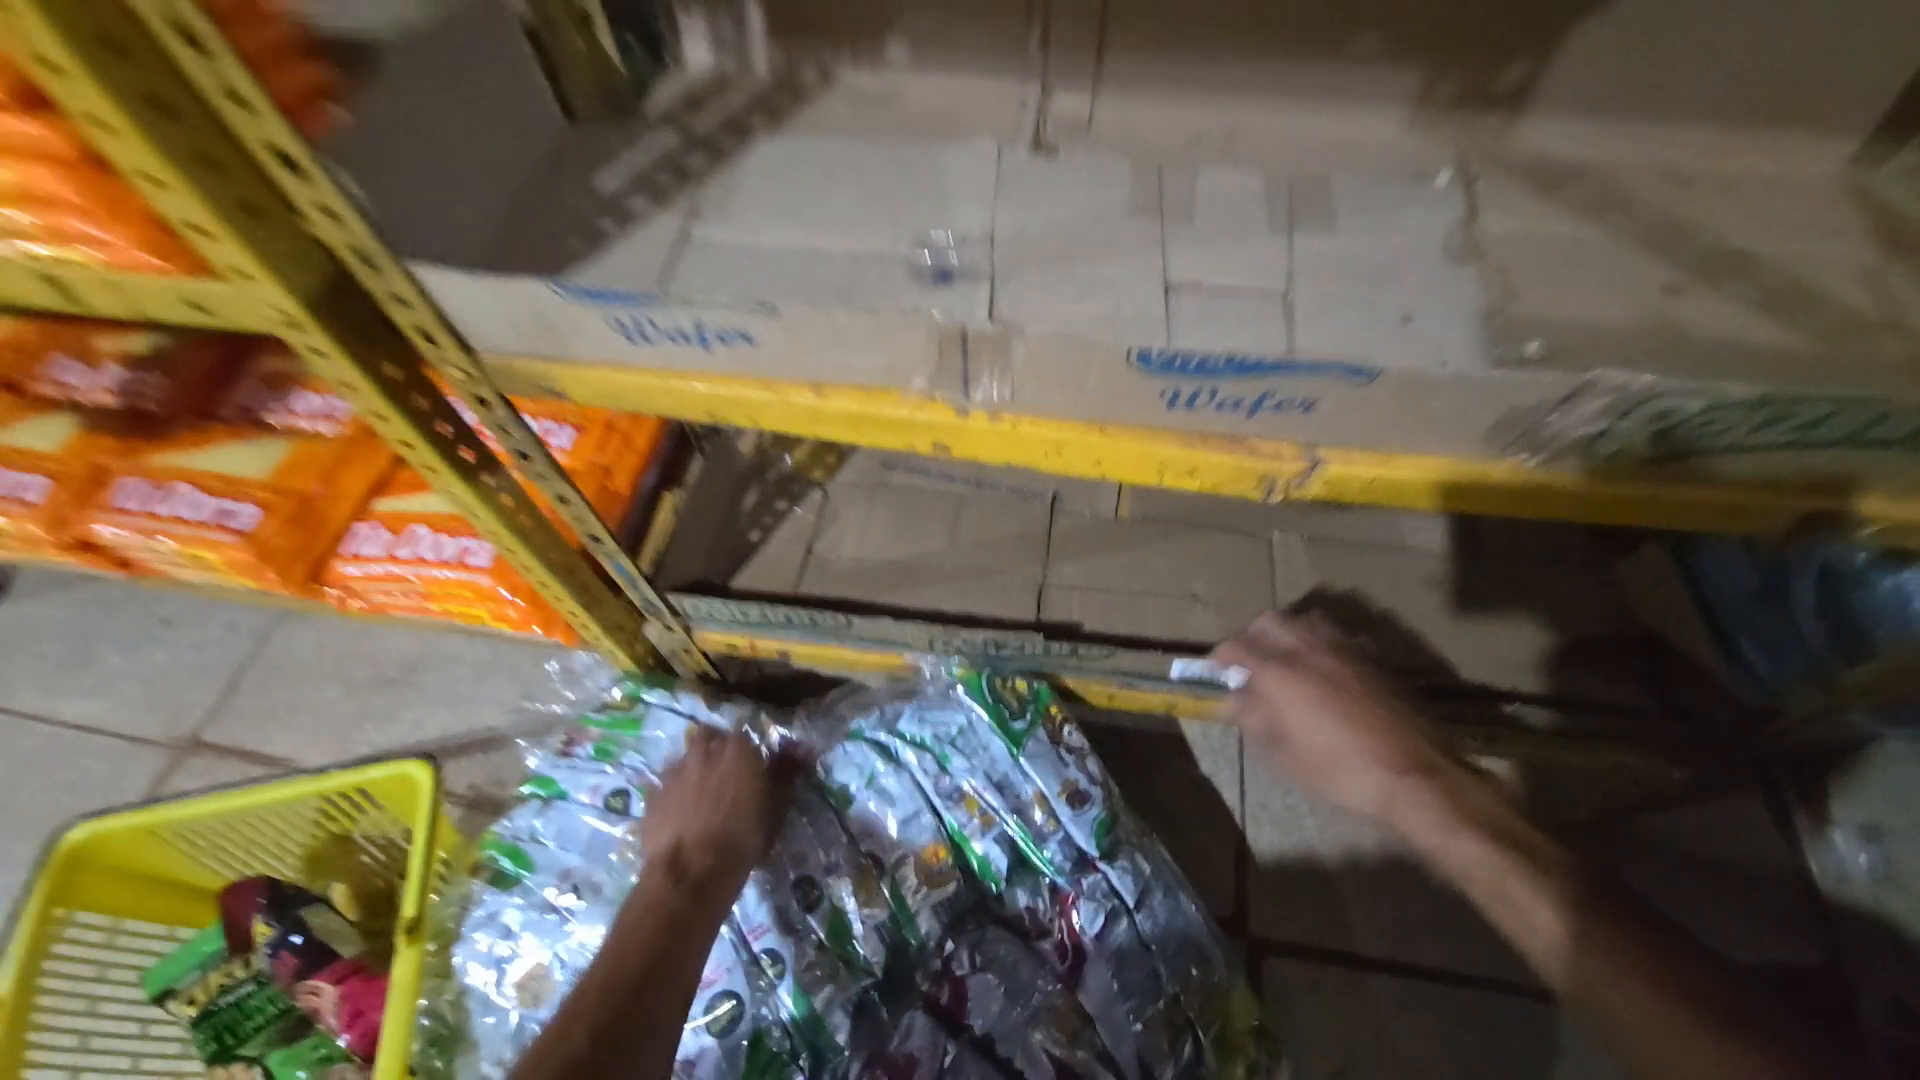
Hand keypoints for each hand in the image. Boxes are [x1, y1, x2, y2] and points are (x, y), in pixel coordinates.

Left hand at [640, 726, 793, 897]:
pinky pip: (664, 785)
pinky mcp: (651, 795)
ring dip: (693, 769)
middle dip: (716, 749)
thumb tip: (802, 749)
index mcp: (738, 749)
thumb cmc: (743, 837)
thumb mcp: (776, 807)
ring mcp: (673, 771)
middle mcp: (703, 751)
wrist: (690, 872)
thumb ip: (786, 773)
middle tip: (726, 775)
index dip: (748, 749)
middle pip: (709, 737)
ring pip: (685, 759)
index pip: (744, 733)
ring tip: (701, 796)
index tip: (752, 766)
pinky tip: (680, 814)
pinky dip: (673, 793)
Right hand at [1212, 611, 1474, 827]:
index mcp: (1279, 672)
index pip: (1235, 645)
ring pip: (1303, 620)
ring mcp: (1343, 649)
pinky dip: (1317, 643)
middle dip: (1251, 636)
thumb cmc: (1338, 769)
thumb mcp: (1282, 754)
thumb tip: (1233, 700)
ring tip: (1284, 658)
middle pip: (1268, 621)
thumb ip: (1253, 718)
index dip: (1219, 656)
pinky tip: (1322, 669)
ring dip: (1286, 633)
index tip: (1215, 671)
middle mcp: (1307, 649)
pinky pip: (1334, 635)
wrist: (1411, 773)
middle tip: (1248, 662)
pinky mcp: (1371, 657)